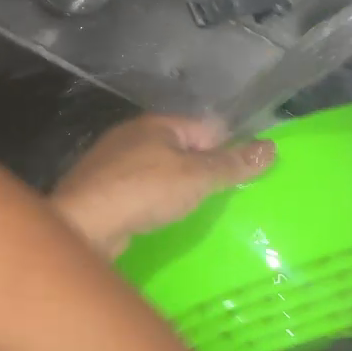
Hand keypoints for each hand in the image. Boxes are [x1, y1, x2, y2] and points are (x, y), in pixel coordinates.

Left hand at [51, 115, 275, 257]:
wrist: (81, 225)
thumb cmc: (142, 192)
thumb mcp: (197, 175)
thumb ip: (233, 163)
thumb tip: (271, 147)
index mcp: (154, 125)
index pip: (207, 127)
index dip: (227, 148)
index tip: (239, 174)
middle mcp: (128, 140)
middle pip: (180, 151)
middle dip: (199, 171)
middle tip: (217, 195)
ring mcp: (108, 168)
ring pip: (155, 175)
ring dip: (172, 191)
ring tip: (188, 210)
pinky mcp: (98, 195)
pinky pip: (135, 196)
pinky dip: (147, 205)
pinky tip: (155, 219)